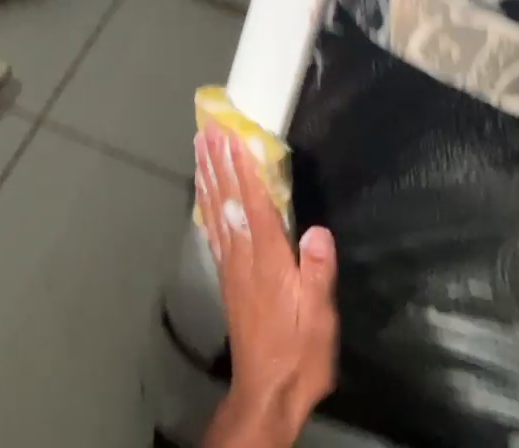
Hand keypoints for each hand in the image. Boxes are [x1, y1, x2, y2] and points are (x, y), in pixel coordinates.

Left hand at [194, 124, 336, 447]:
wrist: (268, 390)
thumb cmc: (300, 353)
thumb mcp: (319, 318)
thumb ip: (318, 273)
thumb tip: (318, 230)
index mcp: (268, 260)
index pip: (254, 203)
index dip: (242, 167)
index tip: (232, 135)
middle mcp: (244, 255)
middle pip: (228, 199)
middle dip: (218, 161)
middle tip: (206, 127)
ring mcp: (232, 266)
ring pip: (215, 210)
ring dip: (208, 175)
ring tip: (199, 146)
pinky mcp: (228, 277)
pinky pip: (214, 230)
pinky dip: (206, 204)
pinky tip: (203, 193)